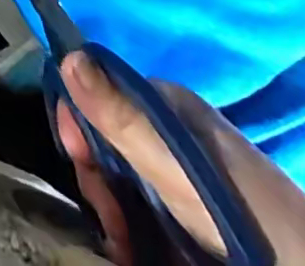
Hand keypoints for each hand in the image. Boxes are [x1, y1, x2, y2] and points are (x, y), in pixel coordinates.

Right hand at [56, 52, 304, 265]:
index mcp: (164, 104)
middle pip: (103, 144)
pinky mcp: (181, 213)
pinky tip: (131, 251)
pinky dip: (126, 234)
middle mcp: (166, 132)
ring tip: (125, 246)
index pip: (99, 95)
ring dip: (110, 215)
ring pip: (115, 182)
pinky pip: (135, 212)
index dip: (80, 126)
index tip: (77, 161)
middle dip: (97, 183)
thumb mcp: (171, 161)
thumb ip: (120, 114)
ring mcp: (174, 174)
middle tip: (113, 223)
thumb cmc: (235, 210)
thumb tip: (68, 57)